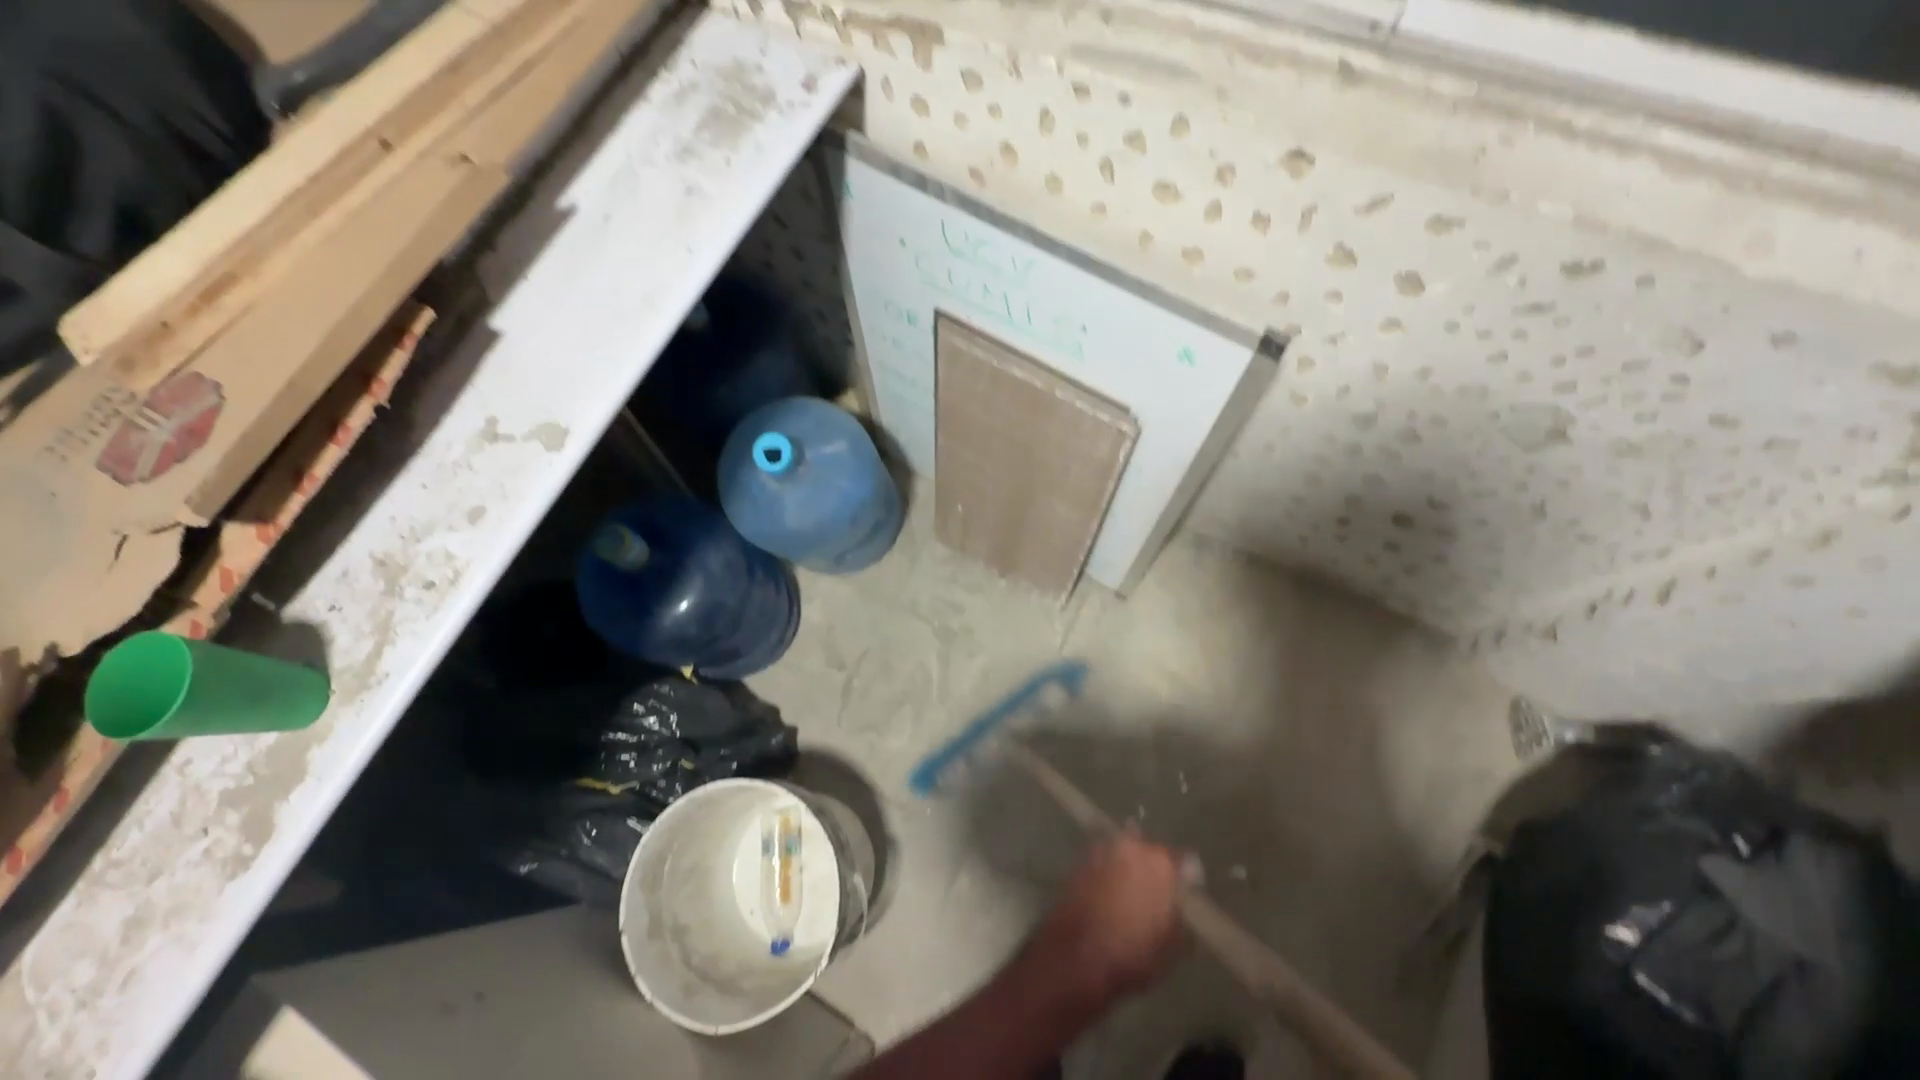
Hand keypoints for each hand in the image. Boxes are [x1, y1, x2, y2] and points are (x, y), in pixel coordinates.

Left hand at [1025, 830, 1192, 1004]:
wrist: (1076, 958)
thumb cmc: (1133, 954)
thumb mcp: (1172, 947)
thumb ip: (1180, 919)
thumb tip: (1178, 909)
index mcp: (1162, 864)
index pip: (1185, 860)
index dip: (1186, 878)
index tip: (1185, 892)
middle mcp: (1132, 848)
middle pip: (1150, 851)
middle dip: (1154, 867)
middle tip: (1155, 891)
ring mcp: (1102, 853)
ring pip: (1123, 853)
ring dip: (1128, 867)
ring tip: (1129, 891)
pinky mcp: (1078, 865)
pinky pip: (1101, 864)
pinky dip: (1106, 875)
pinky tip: (1107, 895)